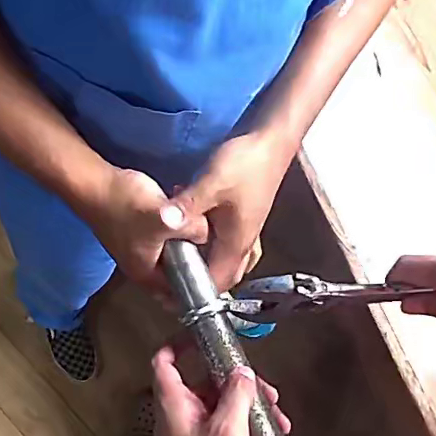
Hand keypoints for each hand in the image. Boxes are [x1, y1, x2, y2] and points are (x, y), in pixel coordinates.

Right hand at [77, 166, 209, 286]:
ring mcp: (137, 250)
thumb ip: (194, 229)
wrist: (93, 181)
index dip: (200, 284)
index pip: (180, 294)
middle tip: (216, 248)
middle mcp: (141, 268)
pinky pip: (164, 238)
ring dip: (186, 243)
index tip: (219, 270)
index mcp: (146, 275)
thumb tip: (210, 234)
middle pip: (178, 272)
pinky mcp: (137, 233)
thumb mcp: (166, 218)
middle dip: (196, 260)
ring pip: (172, 254)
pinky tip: (188, 216)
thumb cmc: (124, 204)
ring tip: (205, 230)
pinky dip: (176, 231)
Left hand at [146, 347, 289, 435]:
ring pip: (223, 408)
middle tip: (270, 396)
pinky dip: (249, 433)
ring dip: (252, 410)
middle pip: (207, 382)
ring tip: (282, 426)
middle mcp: (180, 417)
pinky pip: (229, 433)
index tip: (212, 337)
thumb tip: (243, 372)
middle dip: (240, 383)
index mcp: (175, 405)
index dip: (182, 342)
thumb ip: (236, 396)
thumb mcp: (229, 435)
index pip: (166, 360)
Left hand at [172, 132, 293, 291]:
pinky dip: (209, 241)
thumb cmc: (245, 164)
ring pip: (226, 258)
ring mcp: (247, 229)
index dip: (196, 294)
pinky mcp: (244, 216)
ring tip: (180, 253)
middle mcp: (245, 242)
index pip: (218, 282)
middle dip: (200, 279)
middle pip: (224, 275)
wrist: (271, 141)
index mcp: (237, 243)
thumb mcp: (211, 183)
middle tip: (171, 274)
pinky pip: (226, 241)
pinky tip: (193, 226)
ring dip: (205, 259)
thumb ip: (188, 205)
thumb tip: (164, 223)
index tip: (170, 294)